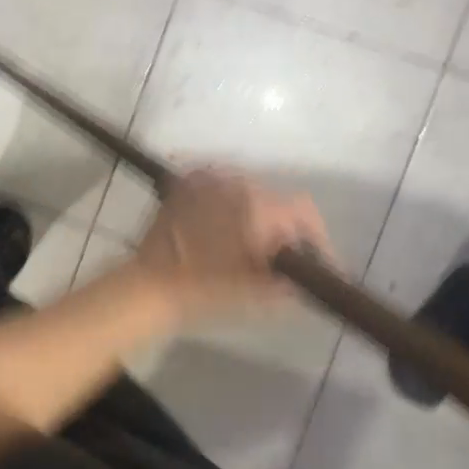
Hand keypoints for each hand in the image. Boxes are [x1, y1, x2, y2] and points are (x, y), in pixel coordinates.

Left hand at [130, 167, 331, 316]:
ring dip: (254, 212)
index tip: (316, 262)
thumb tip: (303, 275)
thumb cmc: (208, 288)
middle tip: (281, 254)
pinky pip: (214, 187)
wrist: (152, 283)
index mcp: (256, 204)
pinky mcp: (180, 186)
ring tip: (251, 243)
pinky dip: (225, 203)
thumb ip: (291, 278)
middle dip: (282, 225)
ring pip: (244, 190)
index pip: (304, 210)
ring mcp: (202, 180)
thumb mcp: (260, 289)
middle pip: (273, 198)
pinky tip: (223, 227)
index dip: (315, 237)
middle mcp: (232, 182)